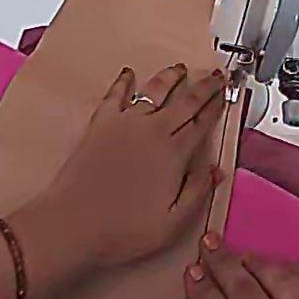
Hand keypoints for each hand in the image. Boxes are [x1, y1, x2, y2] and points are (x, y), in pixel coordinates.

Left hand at [32, 65, 225, 271]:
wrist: (73, 224)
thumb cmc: (123, 230)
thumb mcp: (172, 223)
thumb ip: (197, 192)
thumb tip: (215, 170)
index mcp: (174, 153)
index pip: (201, 123)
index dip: (215, 107)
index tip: (224, 94)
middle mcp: (153, 130)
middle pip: (185, 101)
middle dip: (204, 87)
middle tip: (215, 76)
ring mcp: (126, 123)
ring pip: (155, 90)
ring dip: (171, 77)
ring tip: (181, 69)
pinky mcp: (101, 123)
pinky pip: (116, 94)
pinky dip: (124, 81)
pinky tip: (129, 73)